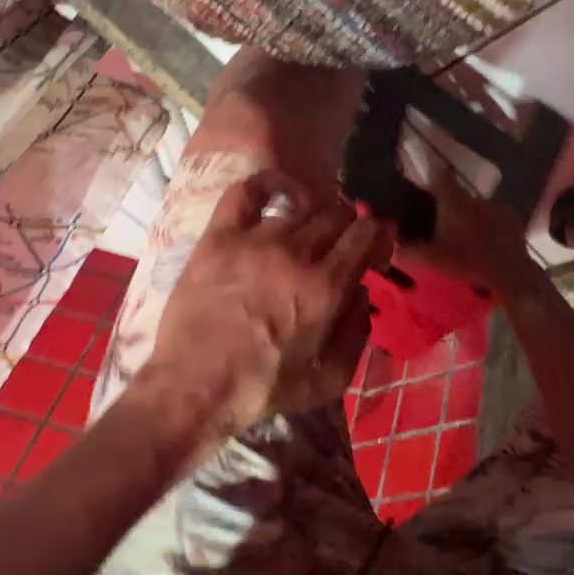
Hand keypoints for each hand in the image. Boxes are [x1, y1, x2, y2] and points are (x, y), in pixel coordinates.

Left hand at [142, 169, 393, 439]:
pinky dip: (269, 185)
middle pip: (338, 214)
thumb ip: (358, 332)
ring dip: (313, 218)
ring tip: (307, 234)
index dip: (381, 234)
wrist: (193, 387)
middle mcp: (296, 253)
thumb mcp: (331, 379)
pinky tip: (278, 195)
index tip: (378, 245)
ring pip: (300, 208)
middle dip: (350, 227)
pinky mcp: (219, 236)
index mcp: (327, 287)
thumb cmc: (263, 389)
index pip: (369, 233)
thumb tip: (362, 295)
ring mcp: (254, 239)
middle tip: (343, 245)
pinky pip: (248, 191)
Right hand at [397, 162, 542, 299]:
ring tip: (468, 235)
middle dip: (452, 204)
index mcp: (454, 202)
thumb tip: (395, 249)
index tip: (429, 178)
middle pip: (460, 194)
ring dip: (473, 216)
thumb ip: (409, 252)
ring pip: (479, 207)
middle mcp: (475, 198)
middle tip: (445, 221)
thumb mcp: (432, 260)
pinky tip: (488, 242)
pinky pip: (496, 218)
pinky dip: (490, 226)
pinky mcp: (513, 220)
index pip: (441, 176)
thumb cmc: (467, 261)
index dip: (434, 174)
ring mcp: (497, 207)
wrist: (509, 273)